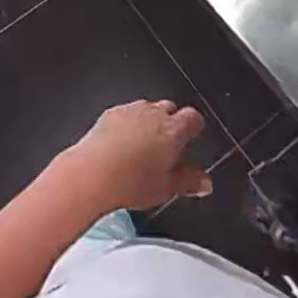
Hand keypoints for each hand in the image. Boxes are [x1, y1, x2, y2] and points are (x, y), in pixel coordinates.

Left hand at [56, 100, 211, 211]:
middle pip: (169, 108)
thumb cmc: (132, 182)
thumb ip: (189, 181)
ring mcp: (130, 110)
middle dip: (171, 123)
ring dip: (149, 121)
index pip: (193, 118)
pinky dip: (129, 122)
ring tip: (144, 146)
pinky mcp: (110, 113)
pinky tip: (123, 141)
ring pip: (147, 108)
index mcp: (173, 130)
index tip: (191, 139)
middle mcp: (153, 114)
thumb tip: (204, 181)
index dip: (194, 127)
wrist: (93, 172)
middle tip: (167, 146)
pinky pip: (126, 112)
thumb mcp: (167, 188)